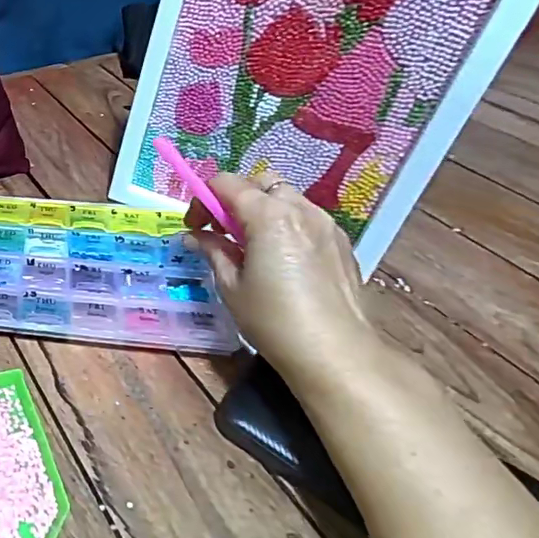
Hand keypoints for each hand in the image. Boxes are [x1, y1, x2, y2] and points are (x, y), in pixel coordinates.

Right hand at [184, 171, 375, 378]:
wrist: (335, 354)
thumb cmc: (273, 320)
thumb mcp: (230, 286)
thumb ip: (213, 250)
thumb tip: (196, 236)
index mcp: (268, 216)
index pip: (227, 183)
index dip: (203, 199)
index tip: (196, 226)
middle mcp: (300, 209)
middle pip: (261, 183)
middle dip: (236, 198)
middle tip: (224, 231)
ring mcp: (326, 224)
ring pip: (287, 198)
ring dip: (264, 210)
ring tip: (253, 245)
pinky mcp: (342, 242)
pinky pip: (308, 218)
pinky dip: (288, 225)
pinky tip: (283, 259)